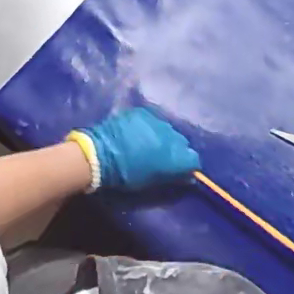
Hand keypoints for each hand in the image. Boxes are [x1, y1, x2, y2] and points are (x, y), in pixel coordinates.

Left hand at [70, 107, 200, 191]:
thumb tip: (186, 175)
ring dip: (163, 136)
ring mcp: (155, 120)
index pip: (193, 159)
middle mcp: (170, 135)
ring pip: (168, 128)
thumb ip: (172, 175)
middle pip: (181, 141)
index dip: (188, 165)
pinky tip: (140, 132)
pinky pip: (152, 120)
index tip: (181, 170)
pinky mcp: (141, 112)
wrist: (99, 154)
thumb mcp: (153, 180)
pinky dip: (150, 127)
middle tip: (165, 156)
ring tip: (151, 142)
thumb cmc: (126, 175)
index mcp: (174, 156)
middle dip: (176, 149)